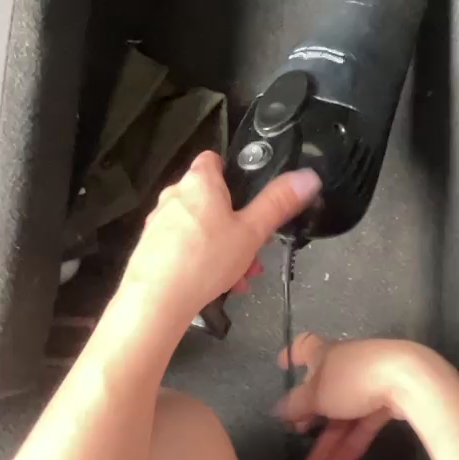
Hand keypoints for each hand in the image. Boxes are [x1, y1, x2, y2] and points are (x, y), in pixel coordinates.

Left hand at [113, 151, 319, 333]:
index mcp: (200, 181)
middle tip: (252, 247)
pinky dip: (201, 259)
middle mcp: (175, 195)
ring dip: (222, 246)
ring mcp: (160, 221)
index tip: (248, 191)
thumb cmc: (204, 260)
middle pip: (211, 199)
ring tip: (239, 275)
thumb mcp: (252, 232)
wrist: (156, 300)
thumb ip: (279, 203)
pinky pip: (183, 246)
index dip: (233, 172)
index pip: (214, 159)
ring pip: (199, 227)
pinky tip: (216, 285)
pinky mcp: (151, 246)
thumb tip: (307, 177)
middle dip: (235, 223)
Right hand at [273, 333, 445, 459]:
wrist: (406, 380)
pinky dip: (349, 447)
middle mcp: (344, 366)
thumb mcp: (316, 393)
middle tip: (296, 436)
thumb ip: (296, 404)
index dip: (293, 354)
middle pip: (322, 392)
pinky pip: (361, 426)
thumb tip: (277, 410)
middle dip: (309, 418)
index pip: (305, 346)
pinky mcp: (385, 403)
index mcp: (325, 354)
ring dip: (328, 444)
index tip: (281, 364)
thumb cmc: (352, 378)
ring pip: (342, 416)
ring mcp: (366, 385)